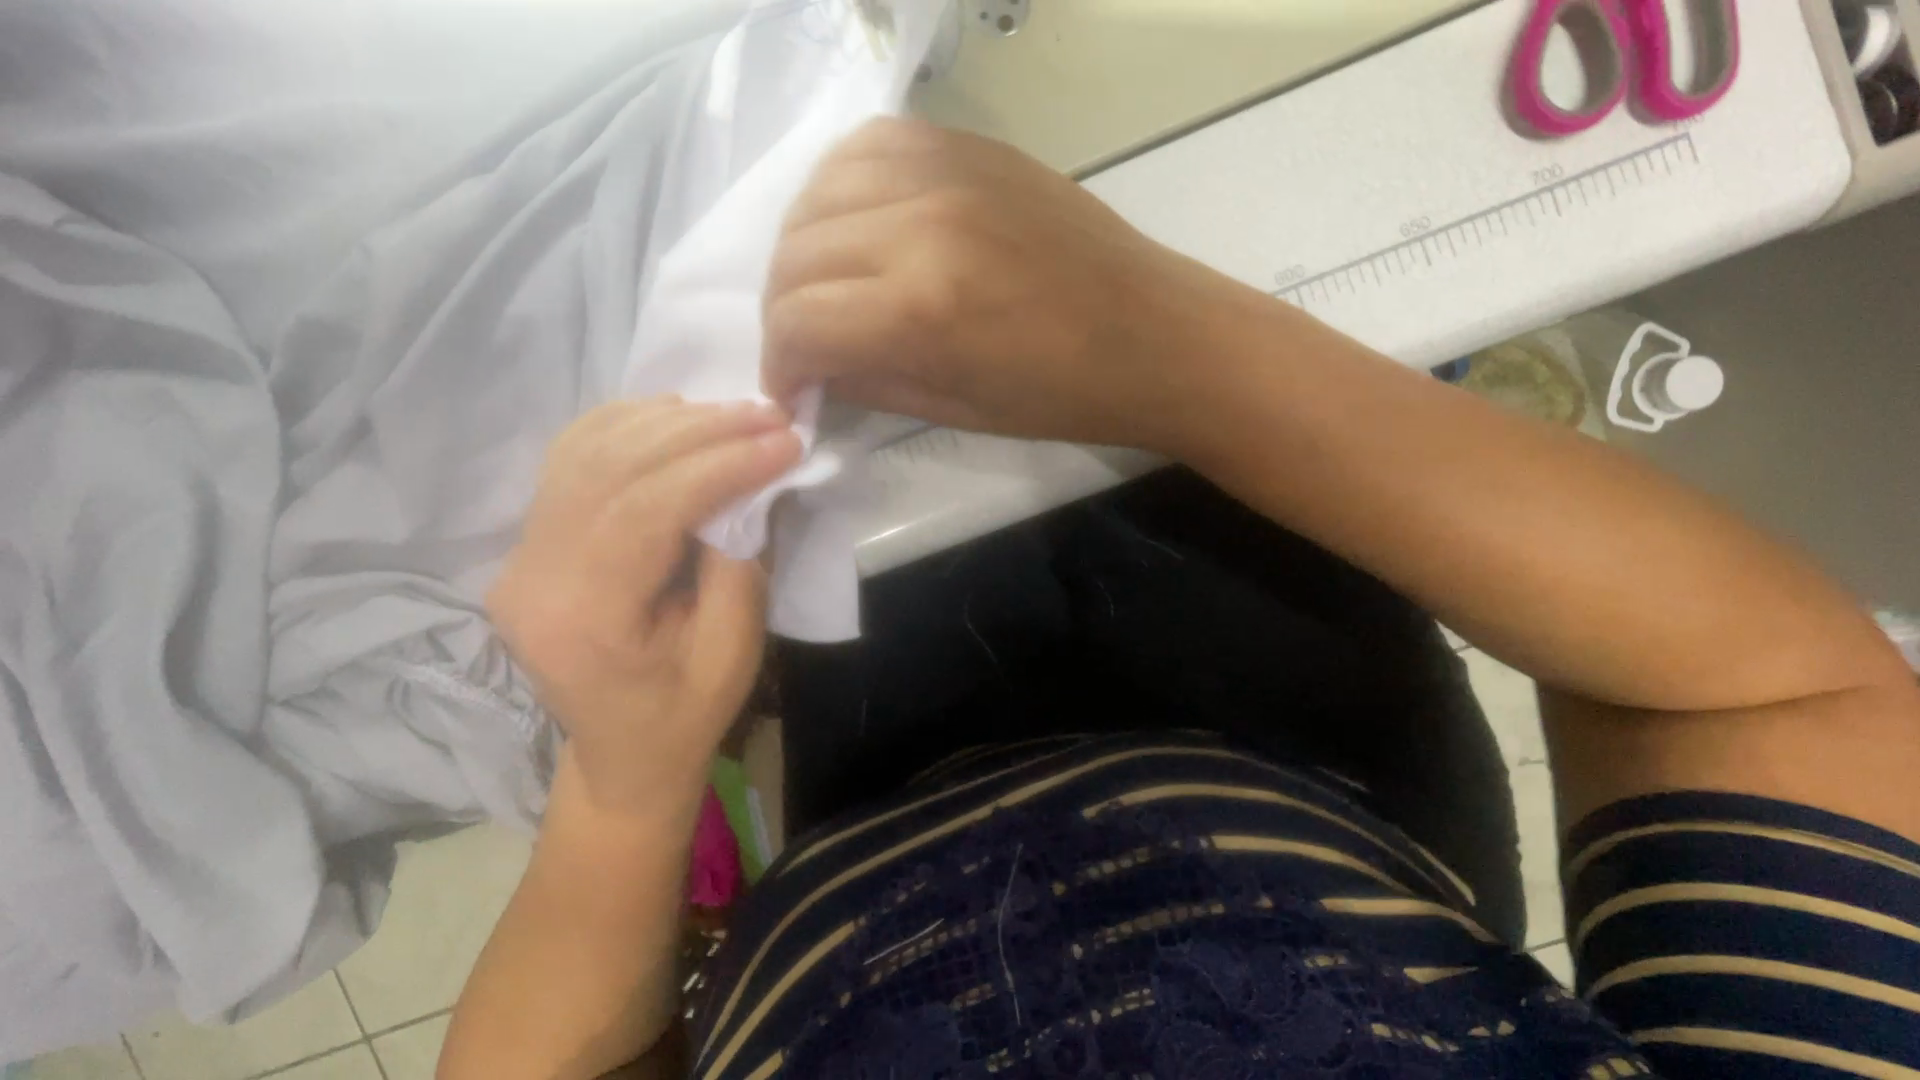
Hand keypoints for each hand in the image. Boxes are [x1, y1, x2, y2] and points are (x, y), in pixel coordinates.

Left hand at [487, 398, 801, 815]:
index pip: (648, 507)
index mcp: (581, 617)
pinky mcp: (527, 543)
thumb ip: (739, 559)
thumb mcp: (732, 650)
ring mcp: (518, 555)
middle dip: (700, 432)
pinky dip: (623, 426)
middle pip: (613, 468)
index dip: (720, 463)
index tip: (784, 440)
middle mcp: (531, 576)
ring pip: (586, 451)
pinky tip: (674, 417)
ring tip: (733, 412)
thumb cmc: (685, 714)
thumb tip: (752, 478)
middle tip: (768, 414)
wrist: (622, 752)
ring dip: (666, 421)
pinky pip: (570, 460)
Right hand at [762, 117, 1250, 453]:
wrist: (1155, 333)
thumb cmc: (1064, 395)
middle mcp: (918, 224)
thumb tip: (812, 364)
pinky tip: (857, 222)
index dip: (779, 365)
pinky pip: (869, 145)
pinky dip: (842, 186)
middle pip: (794, 255)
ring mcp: (945, 172)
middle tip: (807, 344)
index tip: (791, 388)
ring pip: (817, 191)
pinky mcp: (969, 146)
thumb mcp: (955, 409)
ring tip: (827, 285)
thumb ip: (866, 380)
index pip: (797, 322)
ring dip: (803, 247)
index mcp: (920, 308)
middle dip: (784, 313)